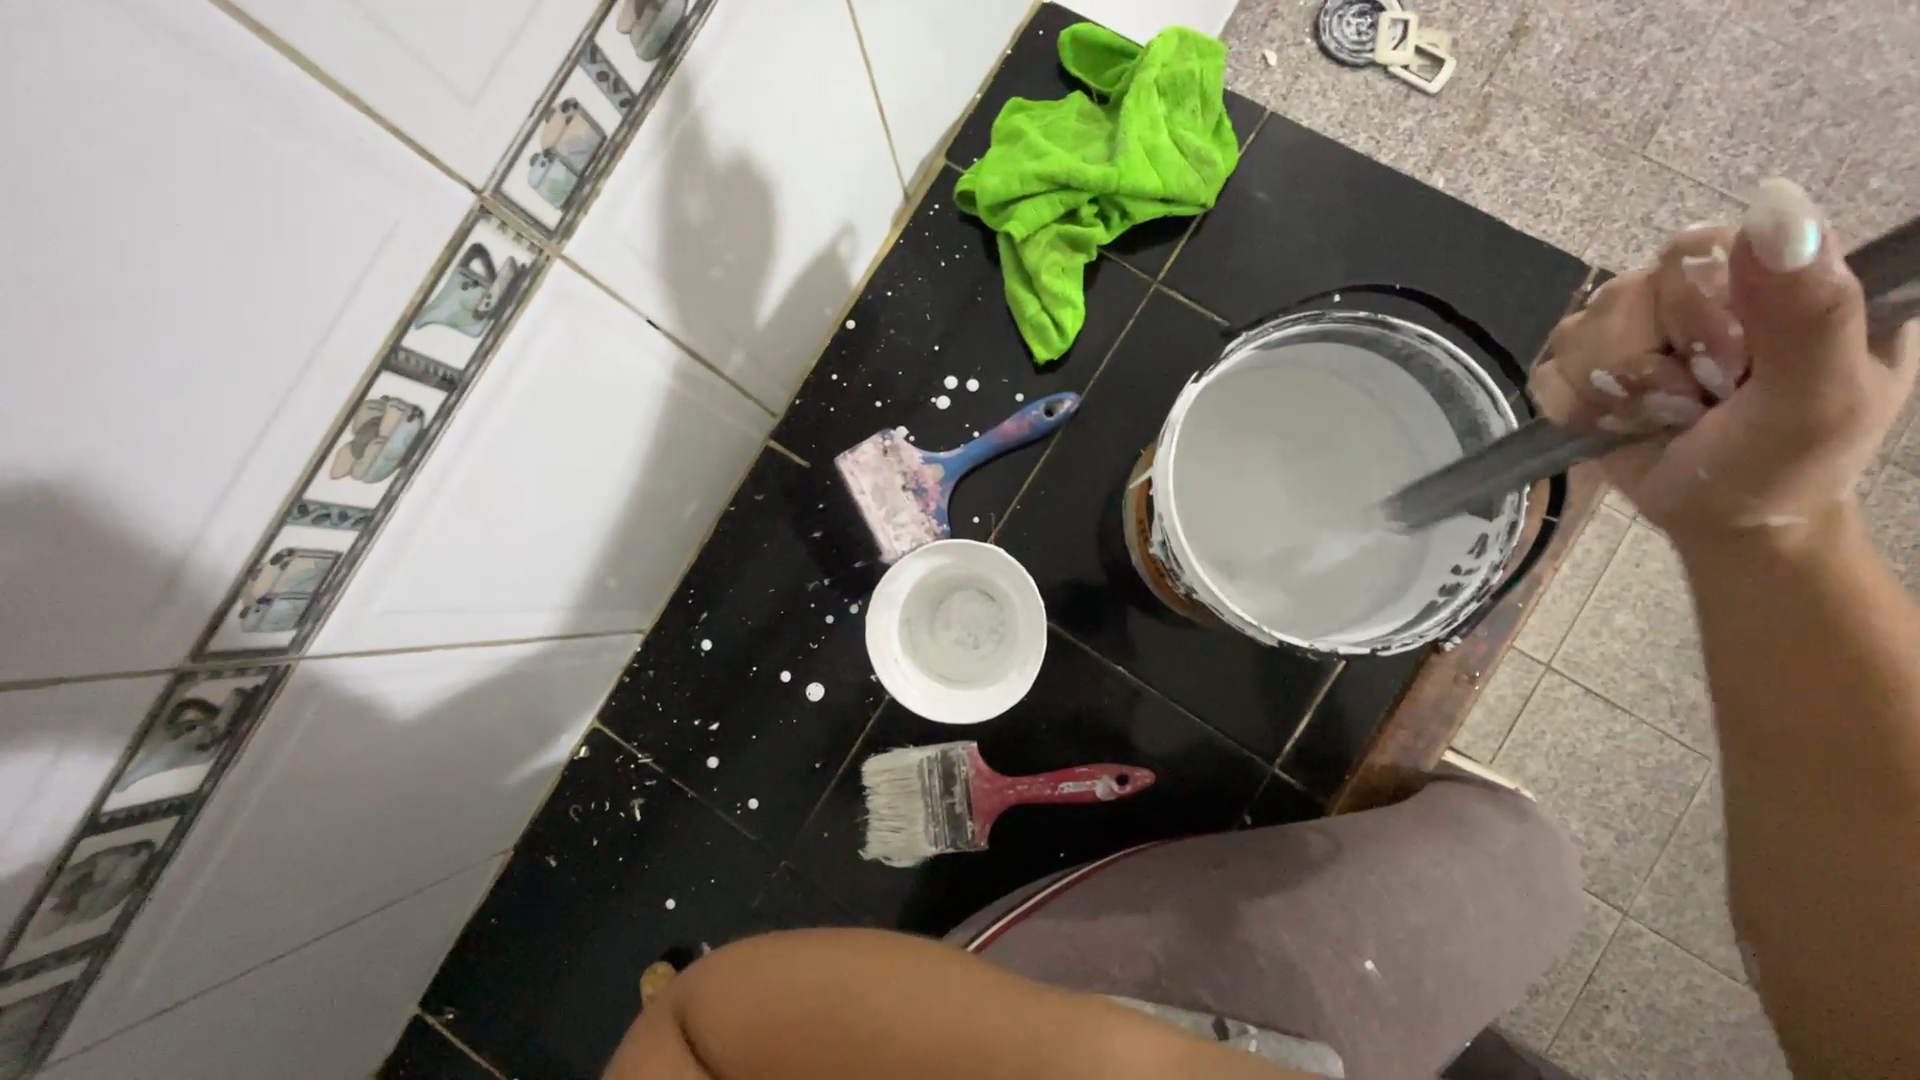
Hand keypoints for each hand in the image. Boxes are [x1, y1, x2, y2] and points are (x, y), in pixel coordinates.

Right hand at [1530, 178, 1919, 551]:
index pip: (1702, 247)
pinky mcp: (1591, 369)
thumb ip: (1808, 307)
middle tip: (1694, 402)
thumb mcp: (1820, 396)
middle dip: (1648, 360)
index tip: (1727, 365)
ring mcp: (1642, 331)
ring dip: (1612, 390)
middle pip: (1627, 288)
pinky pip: (1548, 370)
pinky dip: (1578, 408)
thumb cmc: (1785, 466)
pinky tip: (1618, 425)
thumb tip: (1773, 204)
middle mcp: (1708, 292)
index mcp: (1781, 280)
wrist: (1724, 525)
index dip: (1695, 307)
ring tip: (1658, 419)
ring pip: (1578, 328)